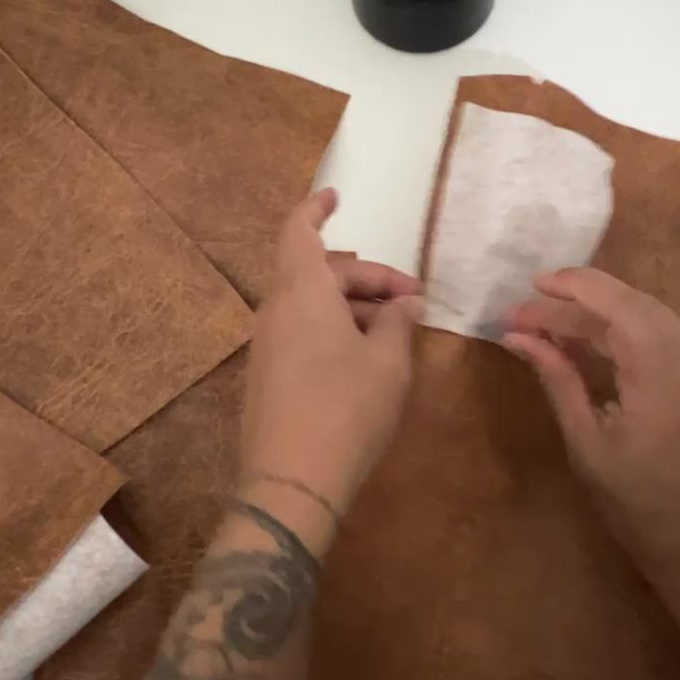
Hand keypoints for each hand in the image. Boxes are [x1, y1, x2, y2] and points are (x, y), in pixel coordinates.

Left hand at [243, 189, 424, 517]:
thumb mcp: (387, 362)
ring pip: (312, 304)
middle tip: (412, 297)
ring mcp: (268, 345)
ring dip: (353, 305)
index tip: (338, 196)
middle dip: (367, 276)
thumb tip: (405, 303)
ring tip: (397, 328)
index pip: (299, 230)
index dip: (316, 208)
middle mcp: (276, 310)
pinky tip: (367, 356)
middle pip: (319, 271)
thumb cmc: (346, 409)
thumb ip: (397, 322)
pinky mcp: (269, 376)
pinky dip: (335, 328)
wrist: (291, 483)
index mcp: (301, 291)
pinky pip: (303, 332)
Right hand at [500, 267, 679, 583]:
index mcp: (662, 381)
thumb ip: (557, 380)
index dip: (575, 287)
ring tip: (551, 319)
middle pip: (635, 304)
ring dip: (600, 311)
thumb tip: (517, 338)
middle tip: (529, 308)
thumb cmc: (634, 503)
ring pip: (651, 315)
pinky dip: (623, 328)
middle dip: (580, 298)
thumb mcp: (585, 443)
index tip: (532, 285)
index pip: (620, 308)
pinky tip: (589, 338)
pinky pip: (663, 335)